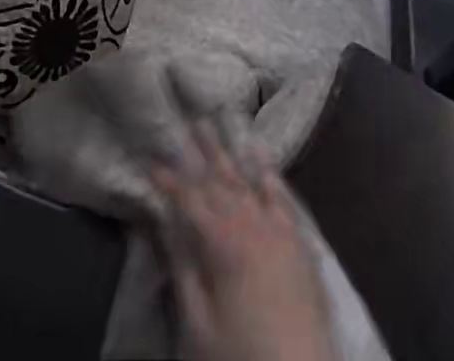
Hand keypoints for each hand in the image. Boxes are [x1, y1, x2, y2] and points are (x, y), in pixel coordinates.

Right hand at [151, 121, 338, 360]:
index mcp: (222, 244)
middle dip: (202, 150)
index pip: (188, 200)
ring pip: (249, 183)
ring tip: (218, 124)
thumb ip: (181, 267)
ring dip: (231, 153)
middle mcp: (252, 228)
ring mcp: (281, 235)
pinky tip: (263, 160)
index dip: (168, 179)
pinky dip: (271, 178)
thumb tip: (163, 223)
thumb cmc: (242, 353)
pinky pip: (284, 202)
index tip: (150, 159)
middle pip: (220, 180)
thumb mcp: (198, 320)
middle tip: (190, 117)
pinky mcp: (303, 248)